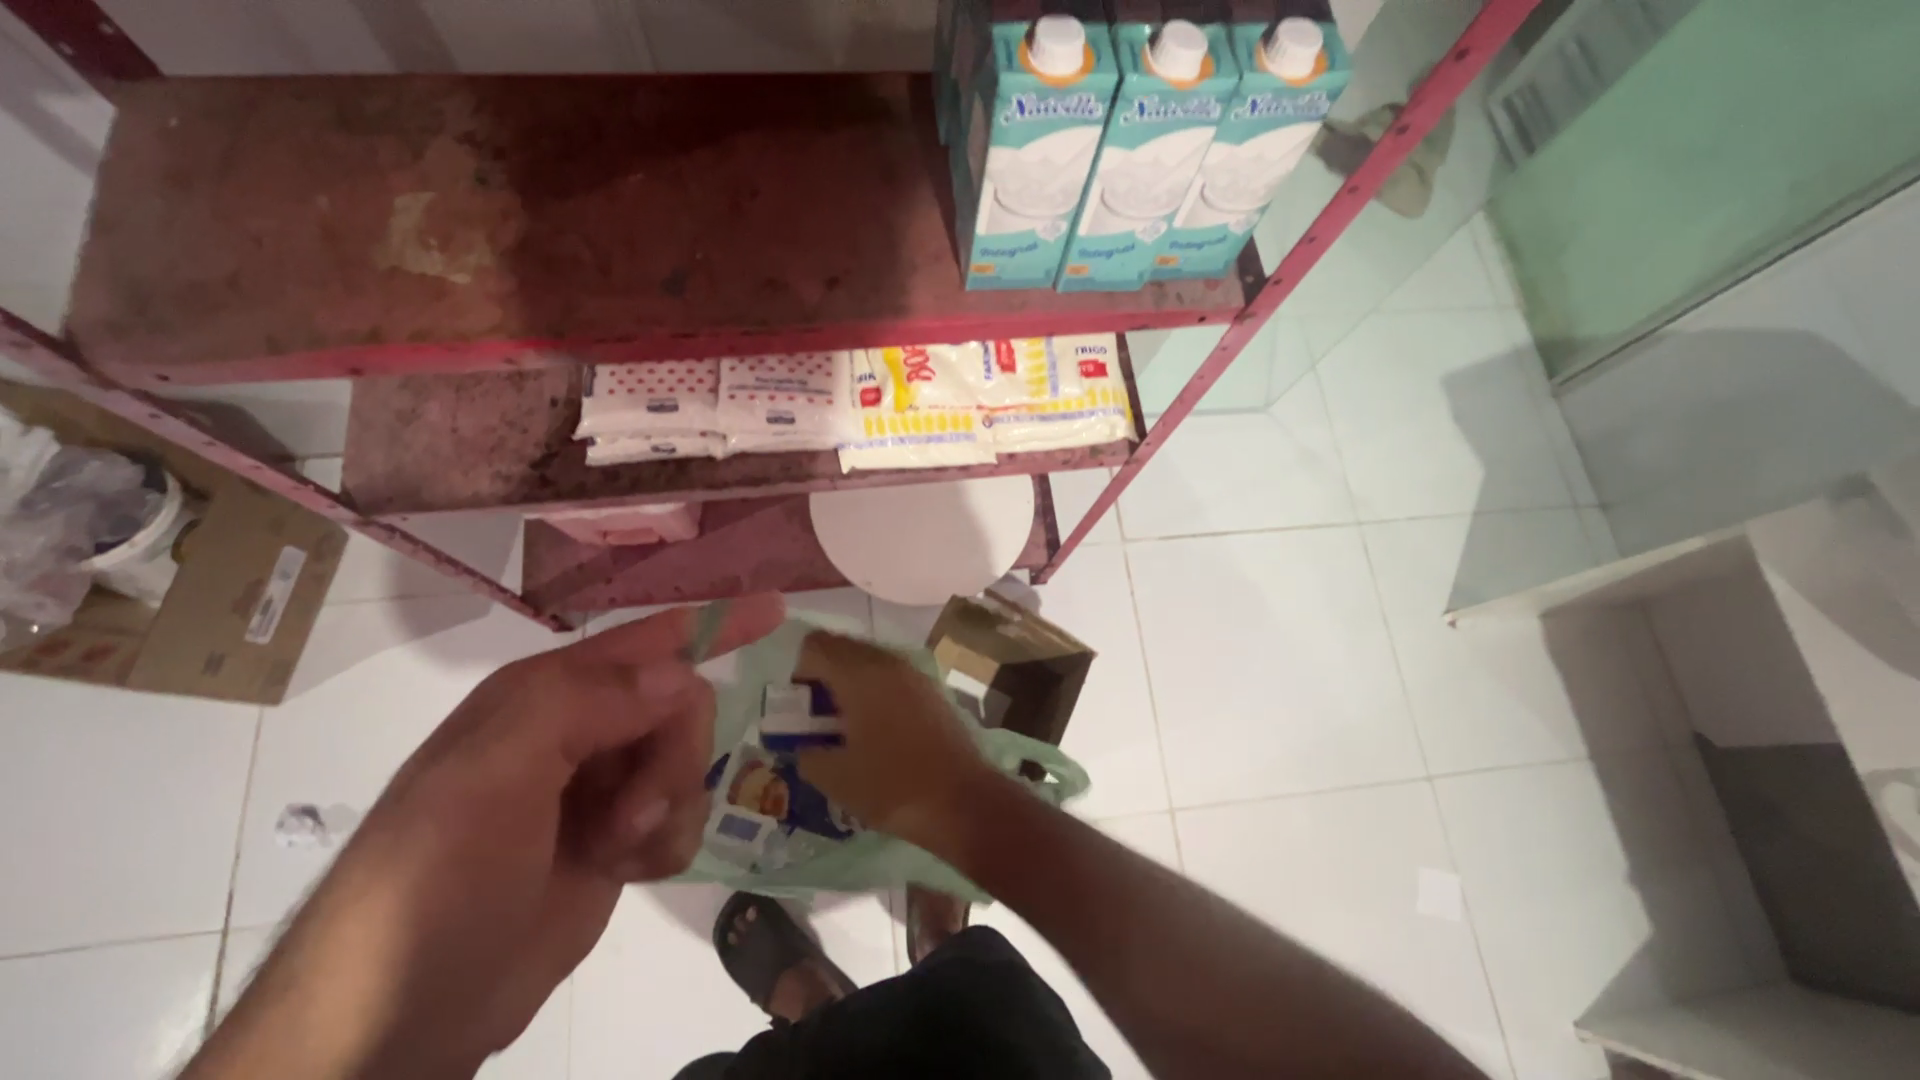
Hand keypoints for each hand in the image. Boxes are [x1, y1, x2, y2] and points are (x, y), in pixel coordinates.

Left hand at [192, 596, 783, 1079]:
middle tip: (631, 812)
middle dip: (672, 757)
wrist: (406, 1013)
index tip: (775, 609)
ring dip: (666, 807)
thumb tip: (680, 675)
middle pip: (680, 708)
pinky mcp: (617, 844)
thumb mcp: (490, 777)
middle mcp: (578, 733)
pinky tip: (626, 872)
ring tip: (614, 850)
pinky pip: (682, 819)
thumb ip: (583, 705)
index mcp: (544, 696)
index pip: (646, 641)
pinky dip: (666, 845)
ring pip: (688, 765)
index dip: (712, 623)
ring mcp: (599, 791)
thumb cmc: (435, 880)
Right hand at [793, 630, 998, 848]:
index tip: (802, 714)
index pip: (814, 645)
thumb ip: (806, 753)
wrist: (964, 802)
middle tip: (820, 722)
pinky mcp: (933, 692)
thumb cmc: (893, 787)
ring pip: (869, 664)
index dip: (799, 675)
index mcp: (859, 673)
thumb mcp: (835, 778)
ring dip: (850, 687)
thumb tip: (804, 745)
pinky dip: (876, 695)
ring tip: (848, 731)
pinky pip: (892, 679)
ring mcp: (915, 675)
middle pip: (842, 649)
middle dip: (823, 678)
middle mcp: (888, 662)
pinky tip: (878, 735)